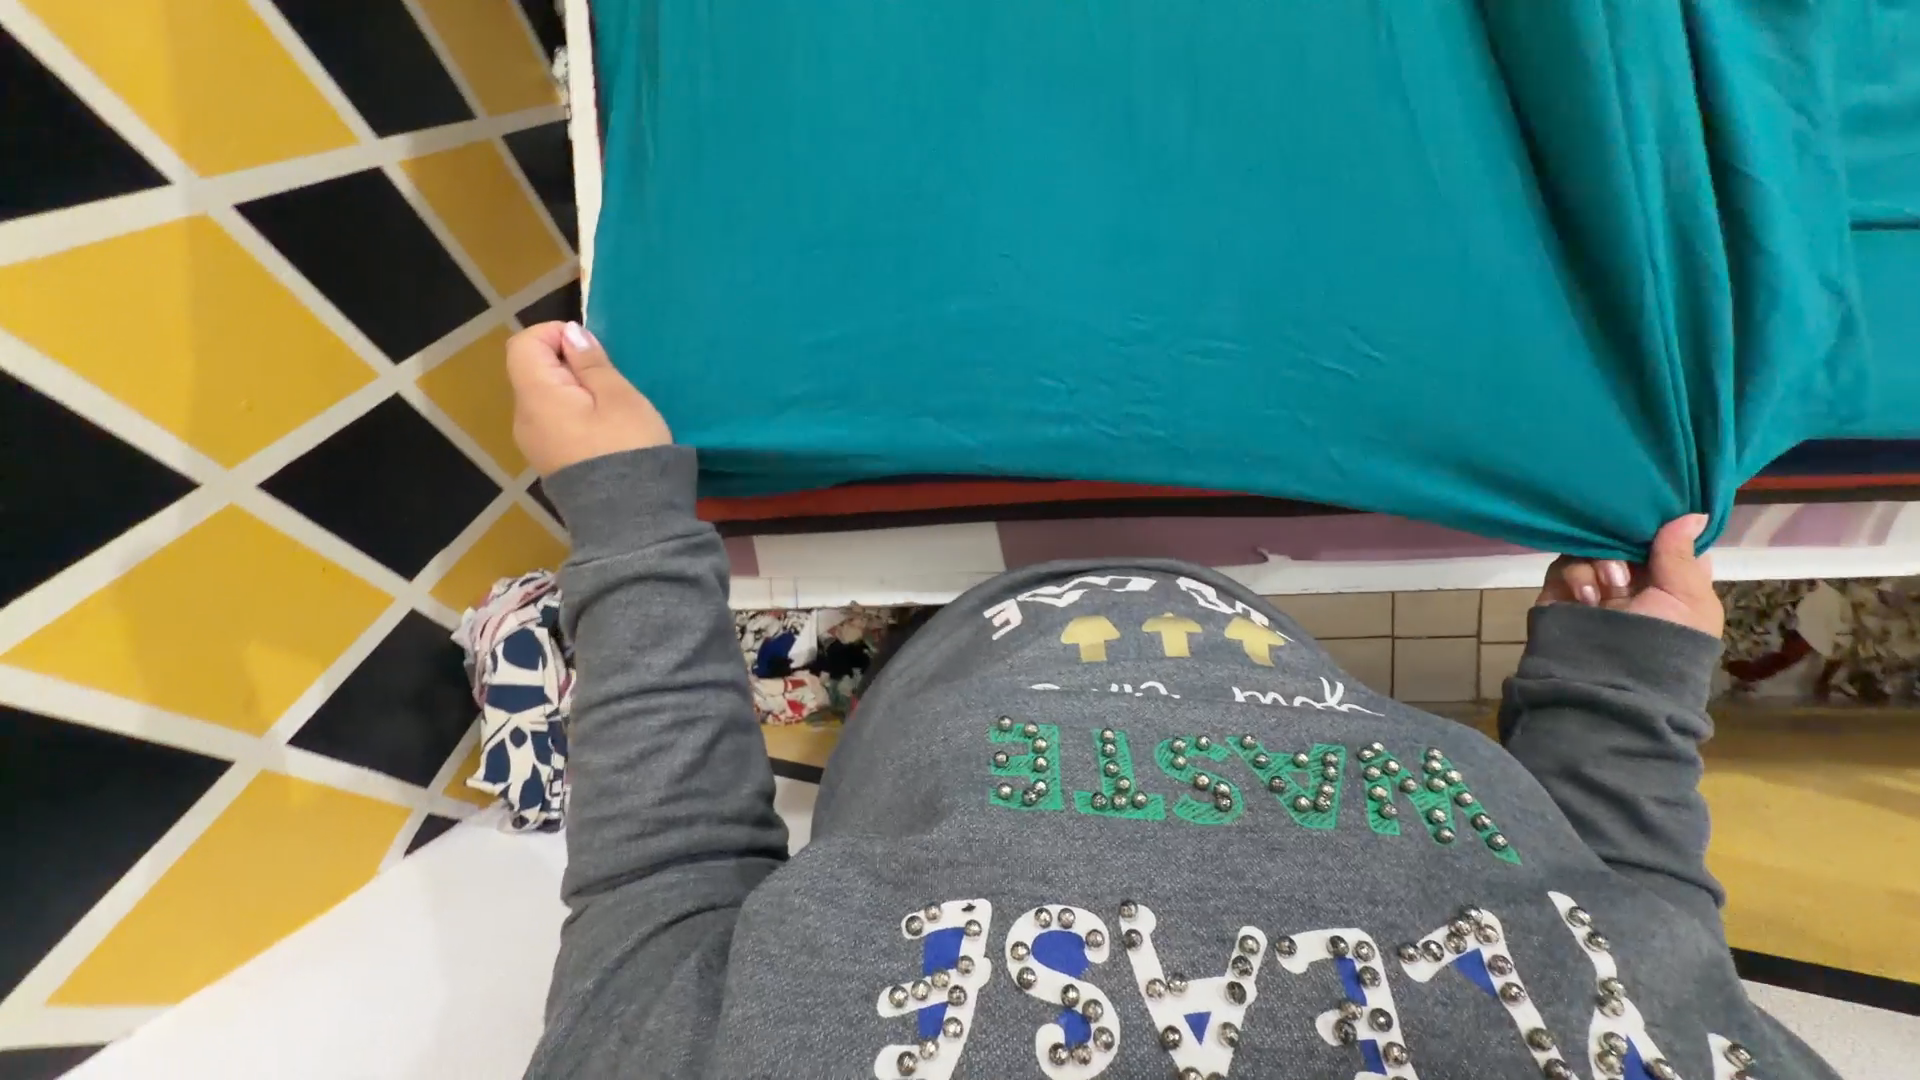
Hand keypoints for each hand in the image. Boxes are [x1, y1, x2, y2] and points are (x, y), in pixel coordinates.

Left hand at [506, 321, 670, 475]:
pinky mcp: (549, 462)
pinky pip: (553, 423)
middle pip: (533, 372)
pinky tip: (603, 431)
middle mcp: (524, 418)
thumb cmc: (628, 448)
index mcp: (537, 396)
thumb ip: (592, 364)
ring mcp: (534, 443)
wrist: (630, 516)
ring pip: (545, 399)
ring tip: (611, 407)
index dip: (555, 335)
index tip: (592, 348)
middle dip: (567, 364)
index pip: (524, 345)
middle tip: (610, 380)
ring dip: (573, 392)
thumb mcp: (620, 398)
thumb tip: (570, 335)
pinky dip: (573, 415)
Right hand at [1537, 514, 1723, 637]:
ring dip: (1599, 563)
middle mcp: (1632, 579)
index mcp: (1671, 581)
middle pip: (1622, 539)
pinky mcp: (1561, 590)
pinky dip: (1575, 576)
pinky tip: (1586, 597)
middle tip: (1628, 562)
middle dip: (1623, 546)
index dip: (1660, 526)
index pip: (1664, 541)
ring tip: (1608, 587)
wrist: (1609, 678)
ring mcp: (1595, 584)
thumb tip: (1694, 513)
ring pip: (1591, 549)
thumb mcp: (1687, 599)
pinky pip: (1563, 565)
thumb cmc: (1663, 639)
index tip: (1656, 514)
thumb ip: (1681, 556)